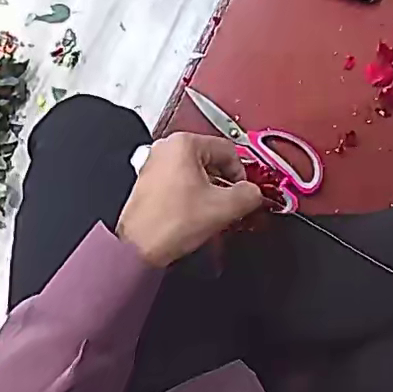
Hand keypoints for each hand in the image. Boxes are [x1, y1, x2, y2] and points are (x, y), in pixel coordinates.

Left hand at [116, 132, 265, 266]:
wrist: (138, 247)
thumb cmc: (169, 223)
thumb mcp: (224, 207)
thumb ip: (249, 194)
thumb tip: (254, 192)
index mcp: (184, 144)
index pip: (228, 151)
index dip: (241, 173)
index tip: (244, 191)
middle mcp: (166, 148)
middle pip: (212, 160)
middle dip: (225, 183)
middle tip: (230, 203)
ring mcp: (155, 164)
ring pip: (197, 172)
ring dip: (209, 190)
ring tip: (211, 211)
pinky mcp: (149, 182)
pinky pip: (181, 182)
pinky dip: (192, 195)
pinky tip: (194, 214)